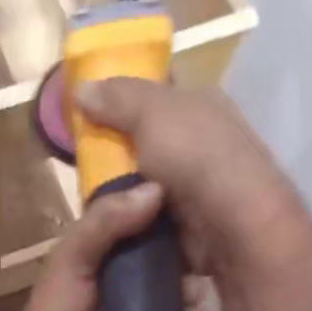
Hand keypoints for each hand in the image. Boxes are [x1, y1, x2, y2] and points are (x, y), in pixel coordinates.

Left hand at [6, 181, 208, 310]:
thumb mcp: (72, 261)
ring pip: (180, 309)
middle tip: (194, 296)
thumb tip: (156, 189)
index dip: (178, 231)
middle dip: (191, 284)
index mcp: (110, 252)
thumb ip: (106, 224)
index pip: (152, 229)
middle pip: (174, 273)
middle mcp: (128, 280)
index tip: (198, 237)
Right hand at [75, 79, 311, 277]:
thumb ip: (116, 98)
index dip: (122, 97)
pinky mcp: (191, 222)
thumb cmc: (195, 155)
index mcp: (201, 103)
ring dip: (121, 189)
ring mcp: (198, 184)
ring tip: (88, 195)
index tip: (88, 110)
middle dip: (116, 150)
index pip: (157, 92)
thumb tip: (81, 87)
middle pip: (148, 140)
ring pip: (146, 180)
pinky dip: (132, 217)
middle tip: (82, 160)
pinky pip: (151, 214)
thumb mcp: (152, 111)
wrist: (231, 224)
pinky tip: (110, 220)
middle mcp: (203, 140)